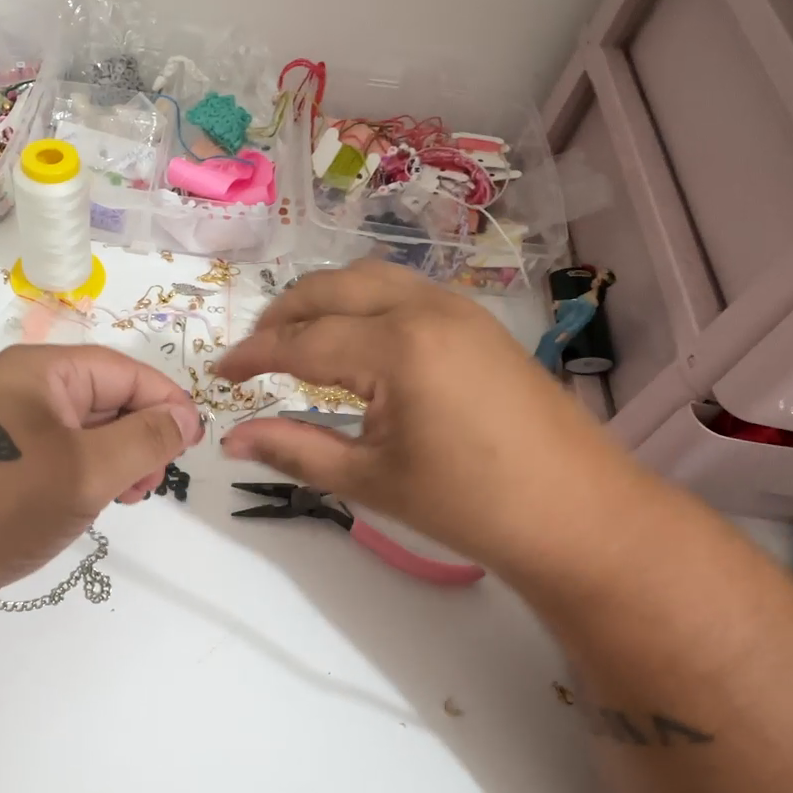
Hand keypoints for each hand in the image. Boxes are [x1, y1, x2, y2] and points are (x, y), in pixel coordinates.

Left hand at [0, 344, 203, 611]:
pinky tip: (90, 504)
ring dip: (114, 460)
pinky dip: (84, 475)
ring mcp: (2, 427)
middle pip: (101, 398)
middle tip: (152, 483)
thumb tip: (186, 417)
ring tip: (126, 498)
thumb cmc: (6, 505)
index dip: (165, 402)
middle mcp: (18, 388)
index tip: (194, 443)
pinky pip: (55, 456)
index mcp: (38, 371)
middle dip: (140, 436)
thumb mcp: (89, 470)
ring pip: (80, 431)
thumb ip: (146, 439)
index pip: (122, 371)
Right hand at [214, 260, 638, 573]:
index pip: (302, 341)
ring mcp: (459, 309)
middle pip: (332, 288)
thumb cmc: (467, 504)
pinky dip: (364, 306)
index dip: (253, 356)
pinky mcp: (479, 322)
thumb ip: (294, 450)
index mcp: (397, 348)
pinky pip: (405, 293)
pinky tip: (355, 344)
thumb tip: (232, 440)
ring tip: (296, 342)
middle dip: (282, 315)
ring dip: (324, 302)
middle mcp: (426, 309)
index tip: (219, 373)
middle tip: (252, 355)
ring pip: (371, 280)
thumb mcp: (369, 480)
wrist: (573, 512)